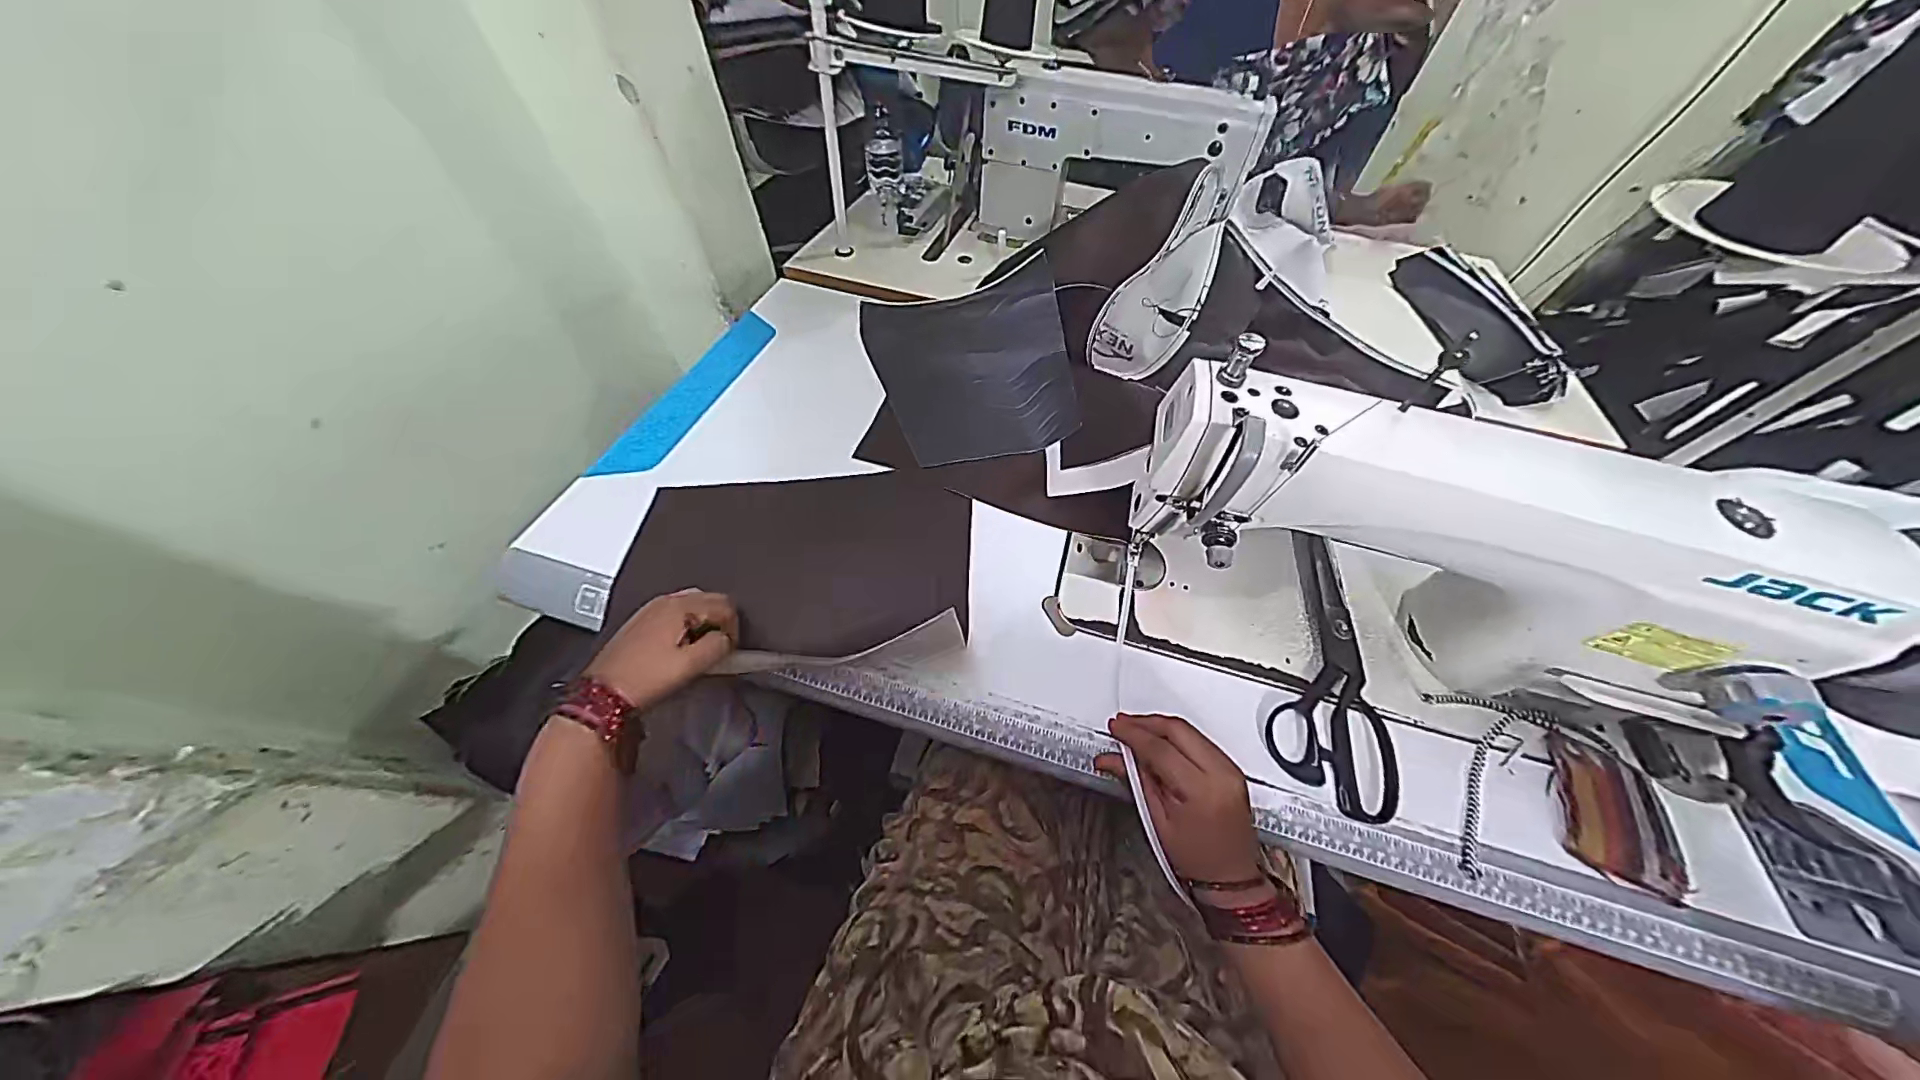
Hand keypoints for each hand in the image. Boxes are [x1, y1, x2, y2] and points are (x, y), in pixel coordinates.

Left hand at [584, 589, 737, 711]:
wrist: (602, 693)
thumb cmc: (645, 679)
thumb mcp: (691, 666)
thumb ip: (718, 646)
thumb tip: (726, 640)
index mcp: (680, 607)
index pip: (725, 605)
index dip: (734, 629)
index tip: (729, 651)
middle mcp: (666, 601)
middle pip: (711, 599)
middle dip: (722, 622)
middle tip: (719, 649)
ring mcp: (652, 609)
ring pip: (694, 604)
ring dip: (705, 623)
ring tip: (701, 649)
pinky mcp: (643, 621)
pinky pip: (677, 612)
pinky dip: (688, 624)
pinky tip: (682, 647)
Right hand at [1096, 713, 1263, 883]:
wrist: (1231, 878)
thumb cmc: (1197, 859)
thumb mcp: (1157, 820)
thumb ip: (1136, 780)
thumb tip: (1115, 757)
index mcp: (1201, 791)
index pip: (1161, 748)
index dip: (1133, 734)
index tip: (1117, 729)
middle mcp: (1222, 775)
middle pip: (1178, 730)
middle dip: (1146, 723)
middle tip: (1123, 724)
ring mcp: (1231, 770)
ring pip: (1190, 730)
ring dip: (1161, 726)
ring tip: (1137, 731)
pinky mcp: (1233, 769)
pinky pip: (1201, 739)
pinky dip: (1178, 735)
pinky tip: (1161, 739)